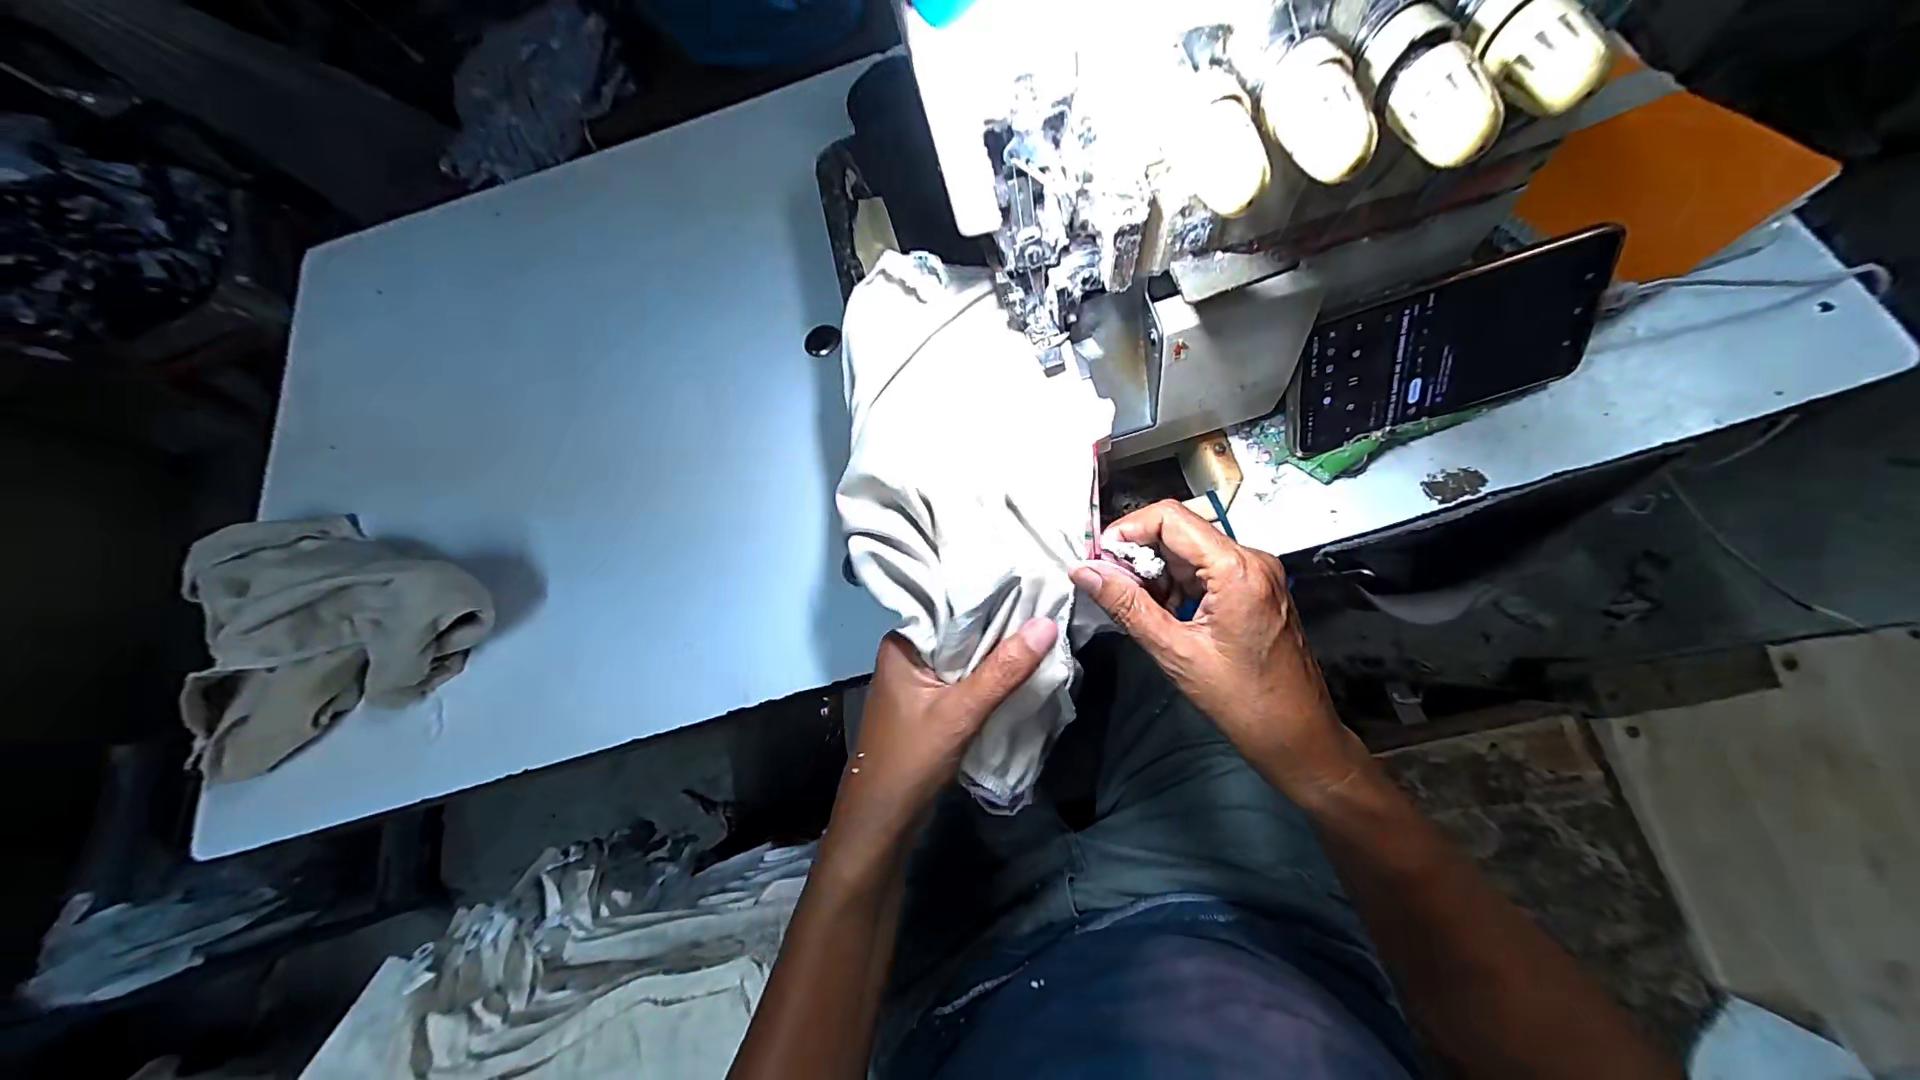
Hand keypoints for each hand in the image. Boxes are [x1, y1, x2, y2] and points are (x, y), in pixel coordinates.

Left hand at [822, 619, 1056, 872]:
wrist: (882, 820)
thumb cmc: (911, 759)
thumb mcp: (960, 712)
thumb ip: (1002, 670)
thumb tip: (1046, 624)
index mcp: (903, 643)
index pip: (950, 604)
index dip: (991, 594)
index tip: (1031, 583)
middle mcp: (908, 654)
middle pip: (961, 630)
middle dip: (1000, 623)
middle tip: (1046, 604)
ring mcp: (918, 679)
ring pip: (965, 655)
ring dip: (997, 651)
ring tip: (1041, 631)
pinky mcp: (929, 702)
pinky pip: (964, 677)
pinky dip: (988, 675)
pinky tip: (1019, 667)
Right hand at [1069, 500, 1364, 802]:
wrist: (1297, 735)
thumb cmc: (1243, 701)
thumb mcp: (1174, 651)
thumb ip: (1126, 605)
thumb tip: (1085, 572)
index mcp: (1237, 569)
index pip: (1169, 518)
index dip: (1127, 531)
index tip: (1099, 559)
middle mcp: (1251, 560)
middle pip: (1179, 531)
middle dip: (1137, 554)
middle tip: (1108, 584)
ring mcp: (1255, 574)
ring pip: (1188, 551)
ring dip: (1154, 571)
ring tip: (1133, 605)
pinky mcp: (1253, 589)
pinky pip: (1203, 570)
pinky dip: (1175, 584)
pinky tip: (1160, 612)